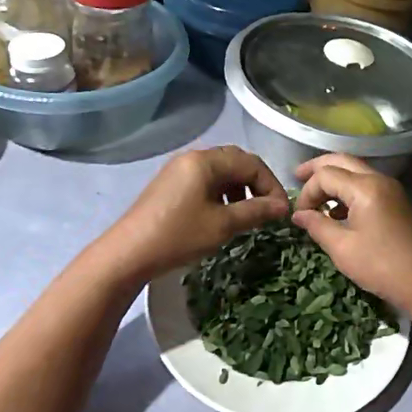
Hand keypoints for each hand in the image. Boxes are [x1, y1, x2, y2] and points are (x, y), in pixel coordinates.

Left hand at [95, 147, 289, 282]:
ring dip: (239, 188)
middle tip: (268, 209)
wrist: (128, 253)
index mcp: (206, 161)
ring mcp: (178, 169)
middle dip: (256, 183)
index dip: (271, 185)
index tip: (282, 211)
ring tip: (246, 213)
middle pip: (235, 161)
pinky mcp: (170, 184)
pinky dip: (221, 192)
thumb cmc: (178, 236)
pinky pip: (204, 180)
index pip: (251, 163)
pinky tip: (222, 214)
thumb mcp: (222, 225)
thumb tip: (283, 206)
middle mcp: (192, 157)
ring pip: (220, 171)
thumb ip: (256, 211)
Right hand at [291, 154, 411, 330]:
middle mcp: (380, 180)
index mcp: (365, 187)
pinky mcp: (398, 202)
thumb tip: (299, 214)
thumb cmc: (382, 266)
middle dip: (318, 168)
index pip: (326, 175)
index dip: (307, 191)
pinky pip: (368, 185)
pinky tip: (338, 212)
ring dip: (334, 179)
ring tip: (315, 197)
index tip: (299, 215)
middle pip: (342, 161)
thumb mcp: (342, 248)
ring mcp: (392, 190)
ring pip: (356, 172)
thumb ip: (317, 226)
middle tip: (297, 177)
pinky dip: (348, 191)